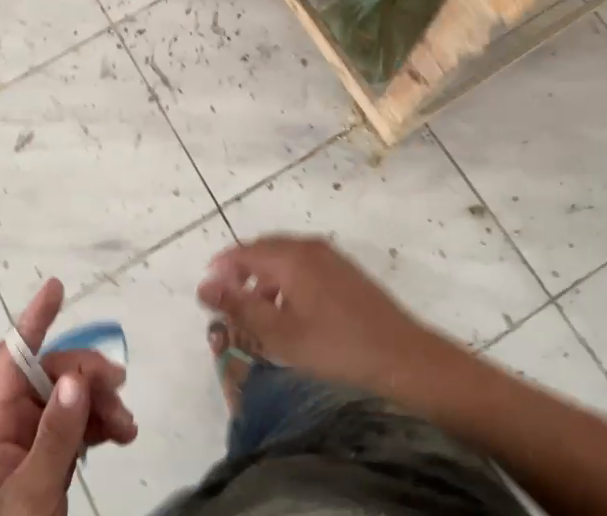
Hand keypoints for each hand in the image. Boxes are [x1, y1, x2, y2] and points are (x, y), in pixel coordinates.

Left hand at [0, 278, 137, 515]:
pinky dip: (104, 424)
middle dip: (88, 376)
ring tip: (128, 428)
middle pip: (53, 374)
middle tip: (121, 390)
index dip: (34, 319)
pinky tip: (123, 436)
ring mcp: (34, 438)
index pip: (14, 356)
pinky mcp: (52, 457)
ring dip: (103, 404)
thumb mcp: (32, 490)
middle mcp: (13, 421)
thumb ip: (54, 436)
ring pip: (73, 398)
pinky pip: (81, 424)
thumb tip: (75, 379)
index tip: (57, 287)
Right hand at [197, 235, 452, 396]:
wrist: (402, 358)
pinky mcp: (346, 273)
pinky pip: (304, 268)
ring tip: (256, 314)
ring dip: (264, 280)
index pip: (244, 252)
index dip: (221, 269)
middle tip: (227, 304)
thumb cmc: (335, 348)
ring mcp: (332, 258)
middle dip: (241, 273)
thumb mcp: (278, 333)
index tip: (206, 294)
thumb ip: (239, 306)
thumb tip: (204, 285)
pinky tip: (289, 314)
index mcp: (291, 257)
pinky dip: (286, 283)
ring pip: (285, 260)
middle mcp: (310, 248)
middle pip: (264, 251)